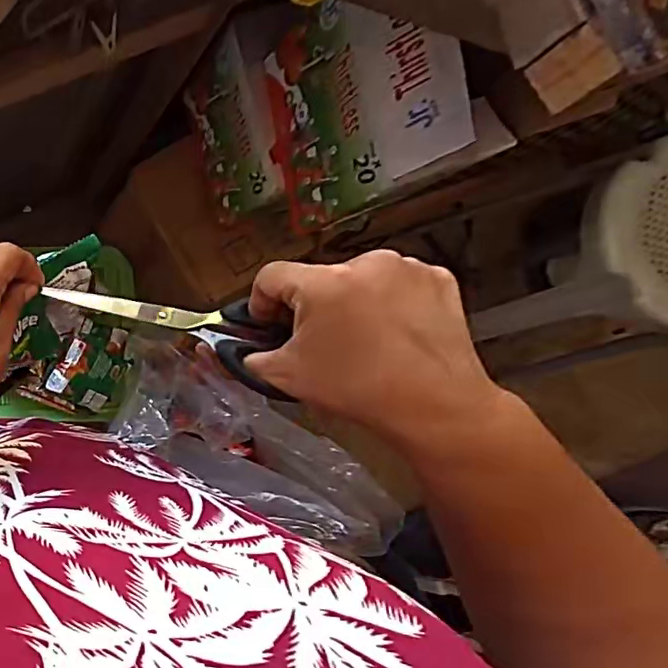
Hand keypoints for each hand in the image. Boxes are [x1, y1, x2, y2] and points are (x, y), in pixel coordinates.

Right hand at [242, 250, 510, 453]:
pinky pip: (391, 283)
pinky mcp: (438, 280)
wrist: (432, 404)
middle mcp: (368, 264)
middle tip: (311, 340)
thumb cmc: (354, 387)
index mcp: (324, 283)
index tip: (269, 328)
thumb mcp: (281, 374)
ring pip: (353, 278)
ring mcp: (408, 269)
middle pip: (314, 277)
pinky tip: (382, 331)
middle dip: (306, 305)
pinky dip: (380, 301)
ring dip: (343, 300)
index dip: (260, 303)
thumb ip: (244, 355)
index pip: (270, 276)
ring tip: (351, 336)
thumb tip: (228, 350)